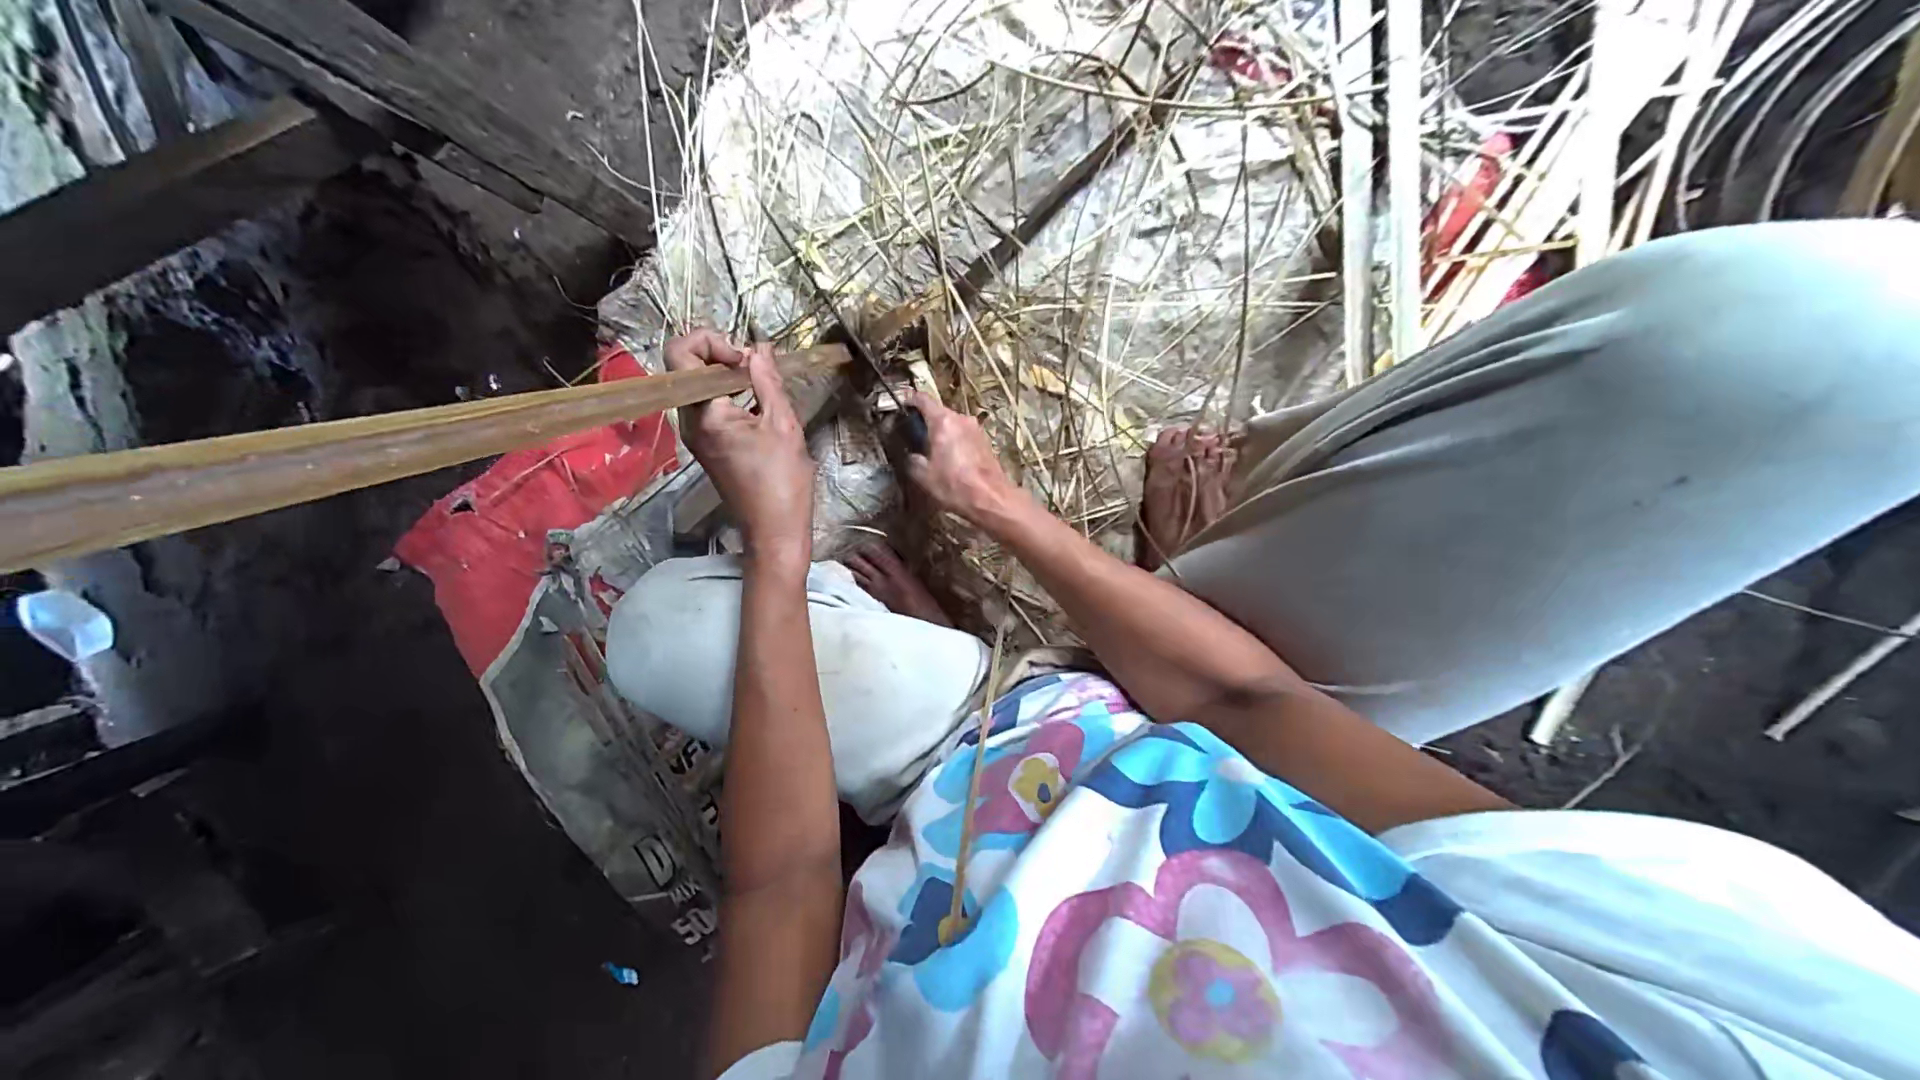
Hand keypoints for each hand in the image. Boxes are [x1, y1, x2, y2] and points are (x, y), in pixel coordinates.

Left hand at [664, 331, 813, 562]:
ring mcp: (696, 435)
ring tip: (760, 383)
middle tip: (755, 366)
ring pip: (697, 386)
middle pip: (686, 367)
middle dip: (720, 355)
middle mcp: (690, 422)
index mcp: (704, 414)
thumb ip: (767, 381)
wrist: (774, 529)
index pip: (680, 354)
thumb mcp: (783, 425)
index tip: (744, 358)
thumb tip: (759, 348)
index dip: (710, 341)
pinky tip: (757, 403)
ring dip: (726, 374)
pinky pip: (708, 405)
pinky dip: (728, 393)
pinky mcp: (707, 445)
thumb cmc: (782, 481)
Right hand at [901, 389, 1025, 523]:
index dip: (909, 400)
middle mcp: (961, 419)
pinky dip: (954, 442)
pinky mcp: (984, 441)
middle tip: (914, 438)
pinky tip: (950, 460)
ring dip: (941, 433)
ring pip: (952, 424)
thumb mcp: (923, 476)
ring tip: (932, 452)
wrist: (990, 498)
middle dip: (925, 423)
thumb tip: (911, 456)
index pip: (922, 399)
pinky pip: (964, 435)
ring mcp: (975, 429)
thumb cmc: (956, 485)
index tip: (901, 405)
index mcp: (943, 421)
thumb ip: (912, 460)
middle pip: (938, 412)